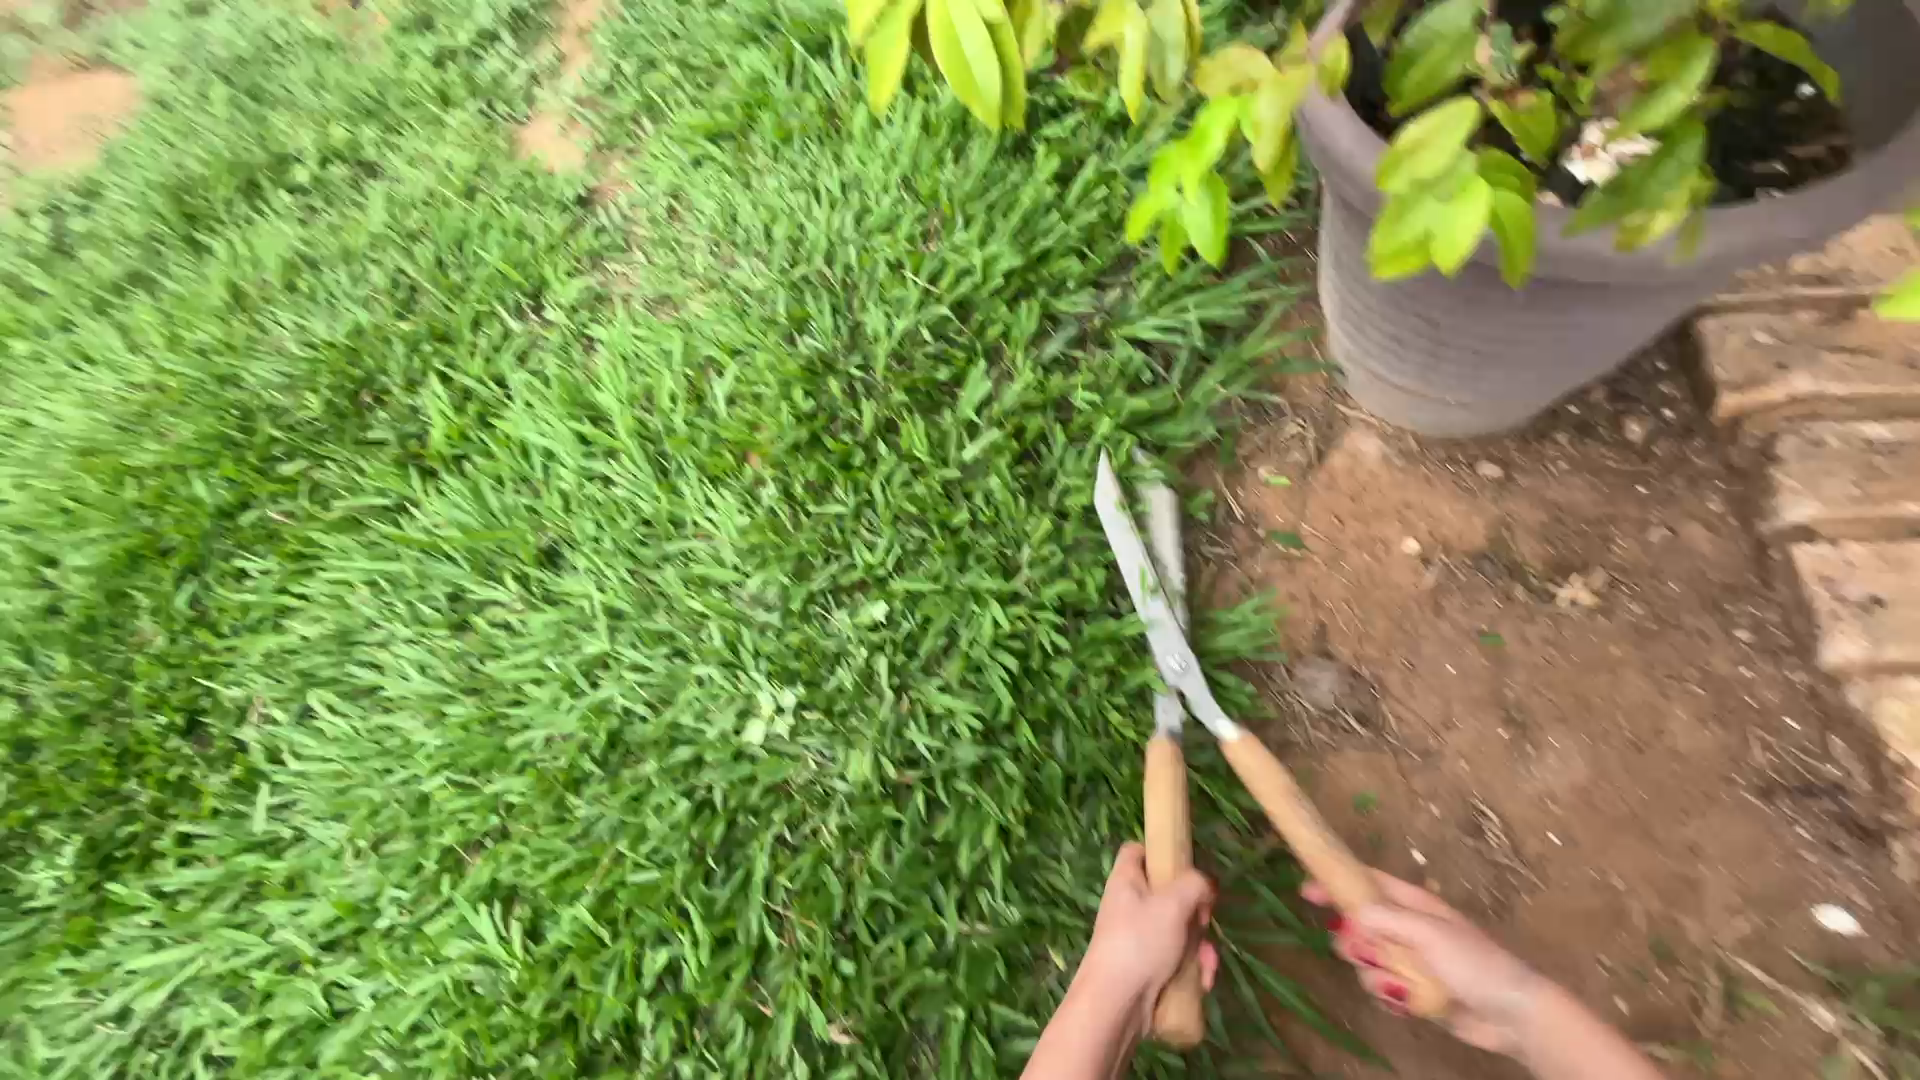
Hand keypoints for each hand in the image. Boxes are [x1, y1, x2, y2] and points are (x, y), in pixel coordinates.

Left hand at [1075, 842, 1219, 1029]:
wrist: (1117, 1003)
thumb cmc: (1140, 942)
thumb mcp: (1172, 904)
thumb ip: (1194, 884)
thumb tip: (1205, 885)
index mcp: (1126, 879)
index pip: (1137, 850)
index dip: (1160, 853)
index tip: (1185, 867)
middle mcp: (1130, 904)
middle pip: (1169, 894)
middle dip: (1196, 912)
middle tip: (1204, 921)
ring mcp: (1139, 936)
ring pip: (1179, 930)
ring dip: (1200, 946)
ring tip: (1206, 963)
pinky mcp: (1148, 966)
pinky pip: (1177, 958)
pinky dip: (1193, 968)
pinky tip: (1202, 982)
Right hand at [1303, 870, 1544, 1055]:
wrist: (1513, 1016)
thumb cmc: (1475, 963)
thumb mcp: (1429, 933)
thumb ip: (1387, 918)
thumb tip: (1351, 912)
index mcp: (1411, 904)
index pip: (1364, 882)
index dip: (1335, 882)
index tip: (1306, 891)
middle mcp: (1404, 928)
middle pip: (1356, 924)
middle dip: (1354, 941)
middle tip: (1363, 953)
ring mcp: (1408, 960)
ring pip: (1365, 959)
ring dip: (1375, 973)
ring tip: (1399, 984)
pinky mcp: (1411, 991)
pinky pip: (1380, 988)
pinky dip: (1388, 995)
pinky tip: (1406, 1002)